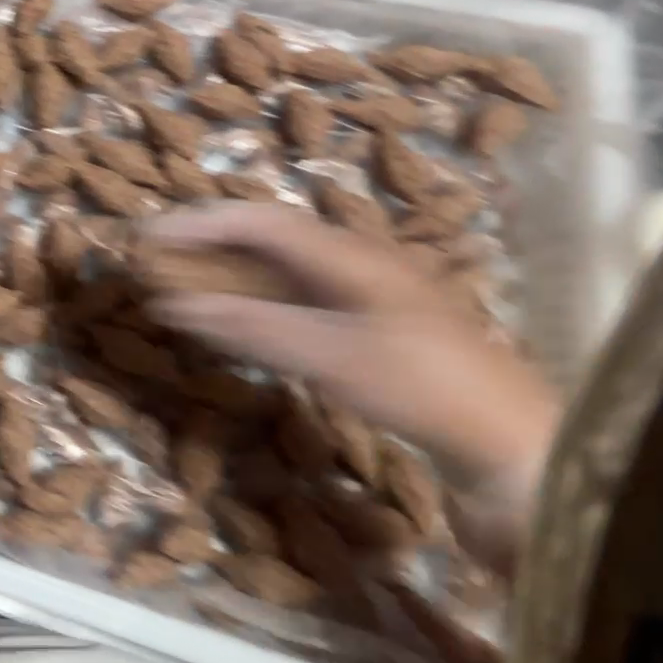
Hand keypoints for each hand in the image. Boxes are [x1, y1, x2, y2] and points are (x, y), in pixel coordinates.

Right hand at [146, 203, 559, 567]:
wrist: (513, 440)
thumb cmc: (424, 388)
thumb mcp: (331, 359)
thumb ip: (251, 329)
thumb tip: (173, 306)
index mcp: (348, 256)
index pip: (260, 221)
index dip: (201, 223)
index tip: (150, 236)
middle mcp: (352, 260)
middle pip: (266, 234)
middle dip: (206, 239)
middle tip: (156, 253)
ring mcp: (361, 288)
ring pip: (277, 263)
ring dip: (225, 266)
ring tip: (179, 278)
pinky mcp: (364, 317)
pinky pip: (291, 291)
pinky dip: (250, 295)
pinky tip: (231, 313)